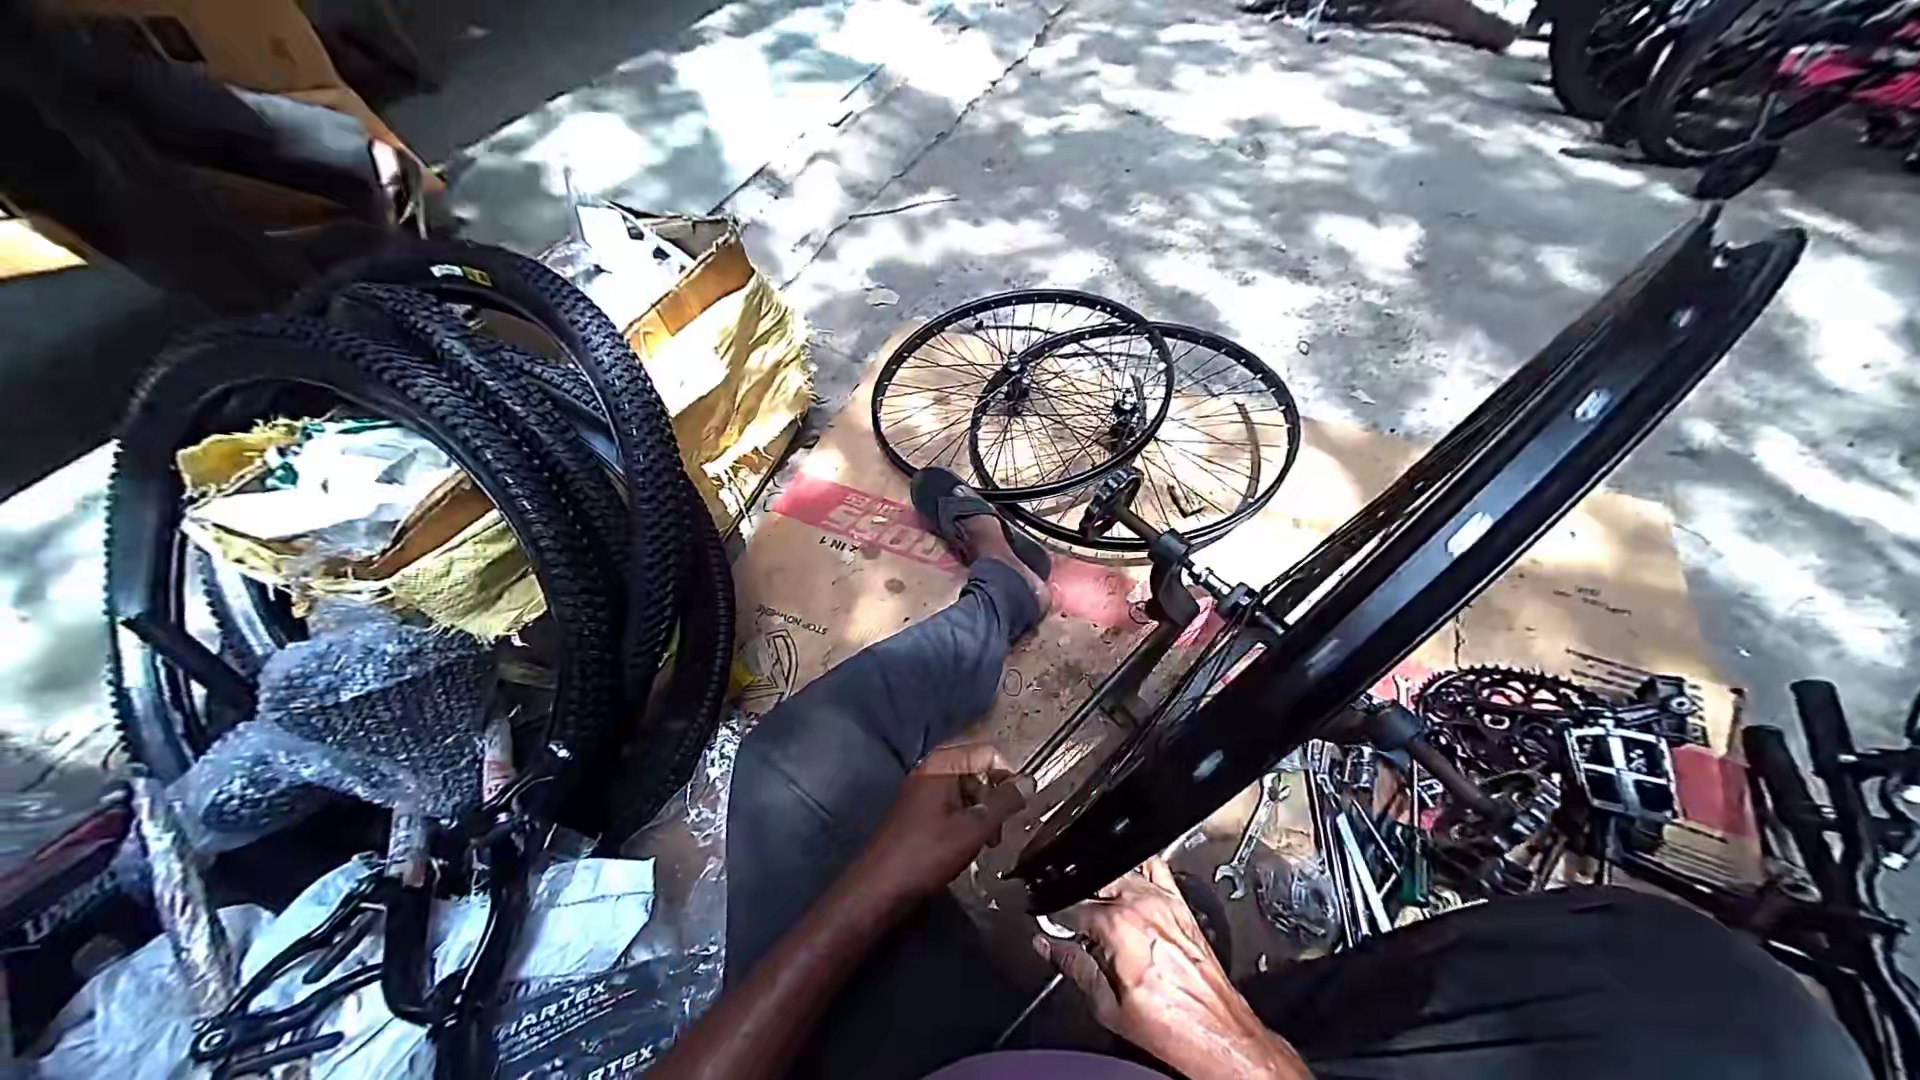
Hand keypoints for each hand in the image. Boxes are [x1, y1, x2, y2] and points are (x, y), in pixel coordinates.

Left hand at [850, 744, 1032, 904]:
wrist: (880, 886)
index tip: (1017, 807)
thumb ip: (1004, 802)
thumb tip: (1030, 781)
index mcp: (942, 764)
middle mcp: (930, 769)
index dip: (1007, 777)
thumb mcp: (974, 828)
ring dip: (981, 813)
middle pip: (977, 771)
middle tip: (998, 832)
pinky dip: (964, 820)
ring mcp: (921, 789)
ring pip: (965, 790)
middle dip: (994, 799)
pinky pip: (950, 804)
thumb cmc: (927, 852)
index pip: (988, 753)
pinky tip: (966, 845)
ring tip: (984, 844)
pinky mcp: (917, 809)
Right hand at [1035, 857, 1310, 1079]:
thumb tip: (1049, 947)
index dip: (1057, 921)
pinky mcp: (1179, 901)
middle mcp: (1140, 904)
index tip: (1054, 932)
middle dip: (1077, 900)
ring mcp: (1162, 899)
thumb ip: (1075, 968)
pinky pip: (1152, 866)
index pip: (1071, 909)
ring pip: (1118, 871)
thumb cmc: (1173, 1028)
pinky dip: (1135, 869)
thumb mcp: (1109, 1008)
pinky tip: (1128, 886)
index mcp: (1118, 927)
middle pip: (1091, 883)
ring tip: (1099, 910)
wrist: (1219, 1035)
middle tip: (1075, 927)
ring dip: (1102, 885)